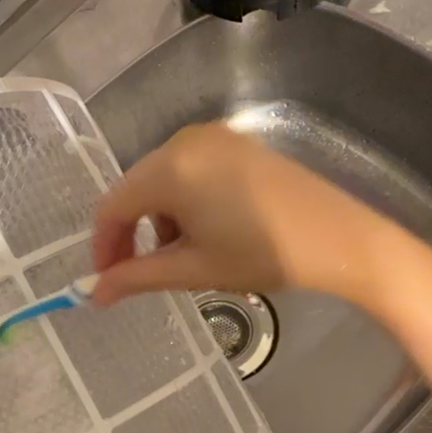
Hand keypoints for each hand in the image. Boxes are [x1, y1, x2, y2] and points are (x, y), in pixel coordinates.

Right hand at [89, 123, 400, 306]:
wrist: (337, 239)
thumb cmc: (261, 256)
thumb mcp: (193, 270)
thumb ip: (136, 277)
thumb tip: (94, 294)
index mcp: (170, 168)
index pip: (113, 206)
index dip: (103, 246)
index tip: (106, 281)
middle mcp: (185, 141)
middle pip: (135, 189)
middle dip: (130, 233)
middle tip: (135, 274)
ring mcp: (214, 138)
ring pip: (162, 180)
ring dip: (157, 220)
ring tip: (177, 257)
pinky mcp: (237, 144)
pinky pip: (189, 170)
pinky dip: (182, 202)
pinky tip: (203, 231)